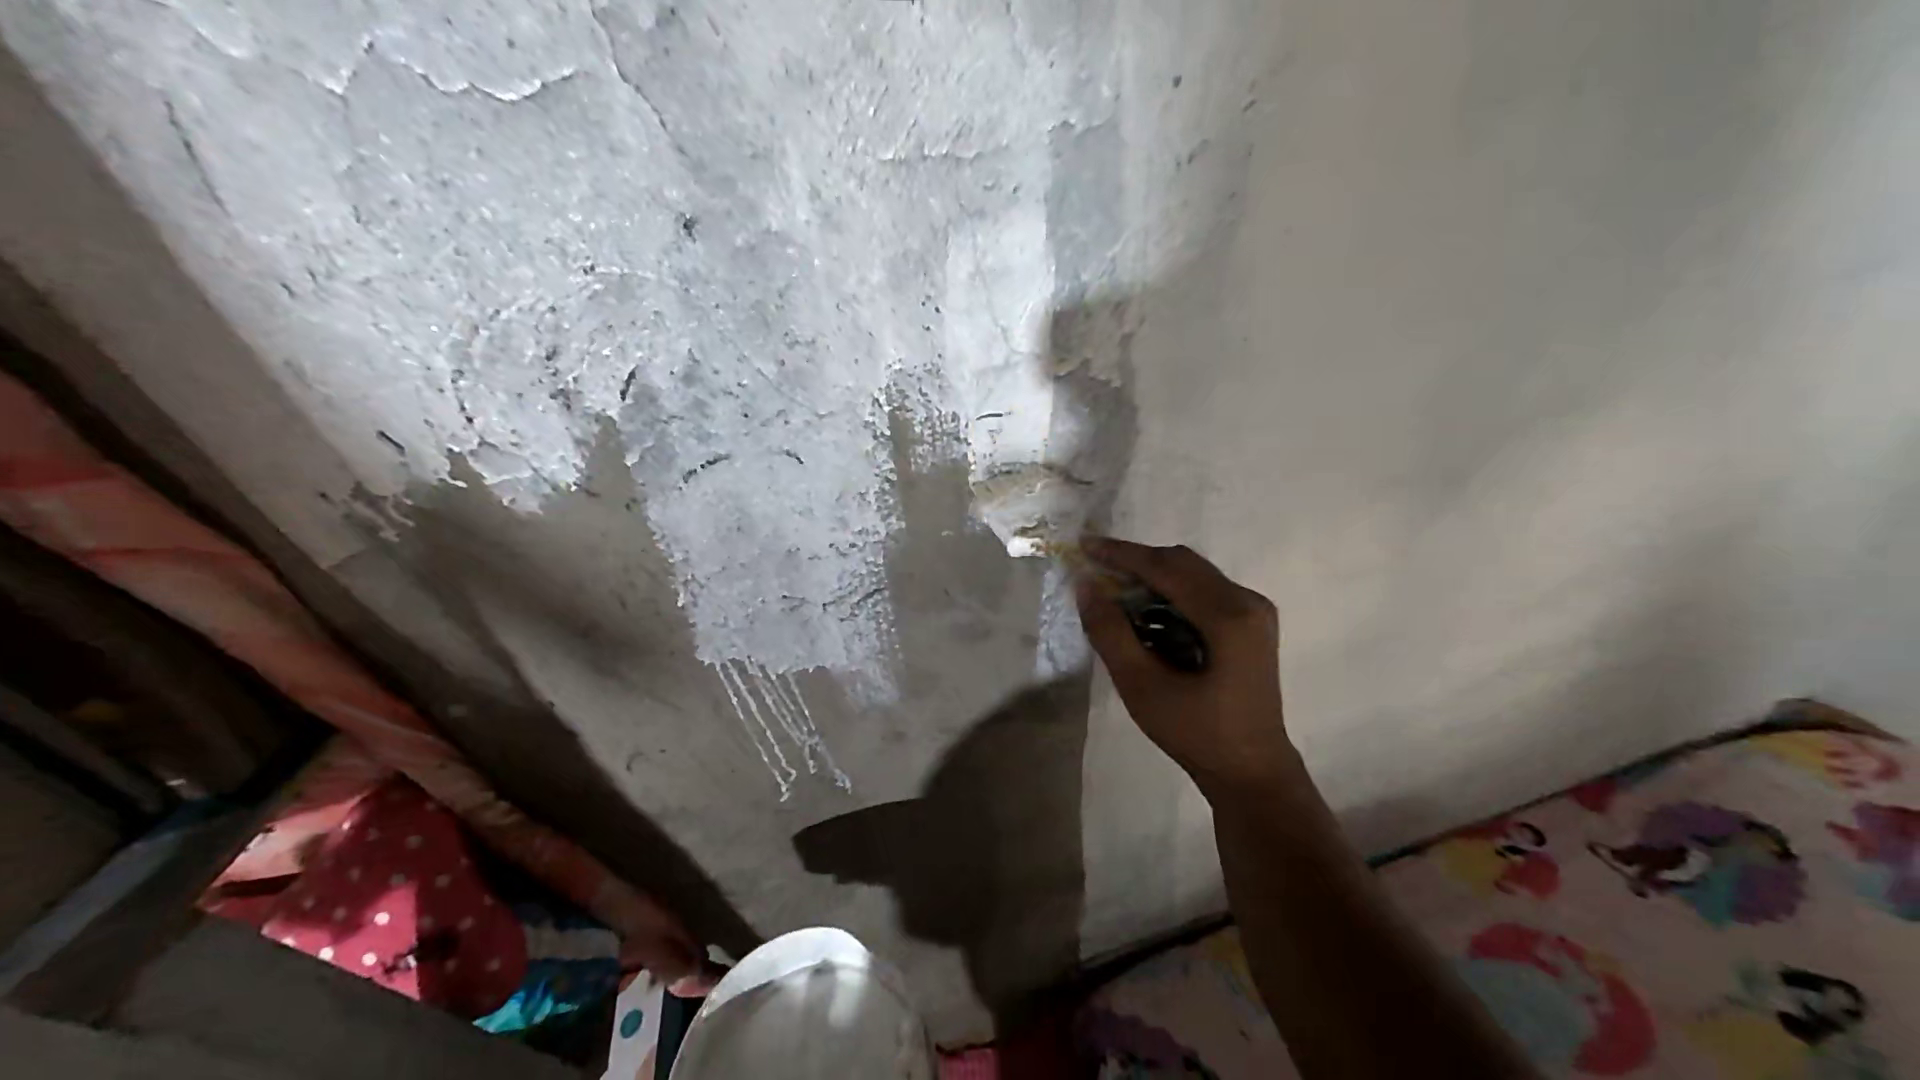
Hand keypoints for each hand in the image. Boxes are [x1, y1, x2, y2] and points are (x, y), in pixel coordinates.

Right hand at [1075, 537, 1293, 793]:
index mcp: (1228, 615)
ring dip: (1152, 577)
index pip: (1166, 567)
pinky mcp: (1250, 625)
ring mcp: (1254, 612)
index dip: (1121, 554)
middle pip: (1182, 563)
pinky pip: (1203, 591)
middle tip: (1094, 568)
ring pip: (1193, 574)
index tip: (1084, 546)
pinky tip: (1144, 612)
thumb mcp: (1142, 686)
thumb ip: (1111, 633)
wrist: (1251, 772)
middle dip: (1136, 561)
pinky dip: (1169, 593)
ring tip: (1113, 591)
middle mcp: (1247, 602)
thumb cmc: (1196, 734)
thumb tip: (1086, 586)